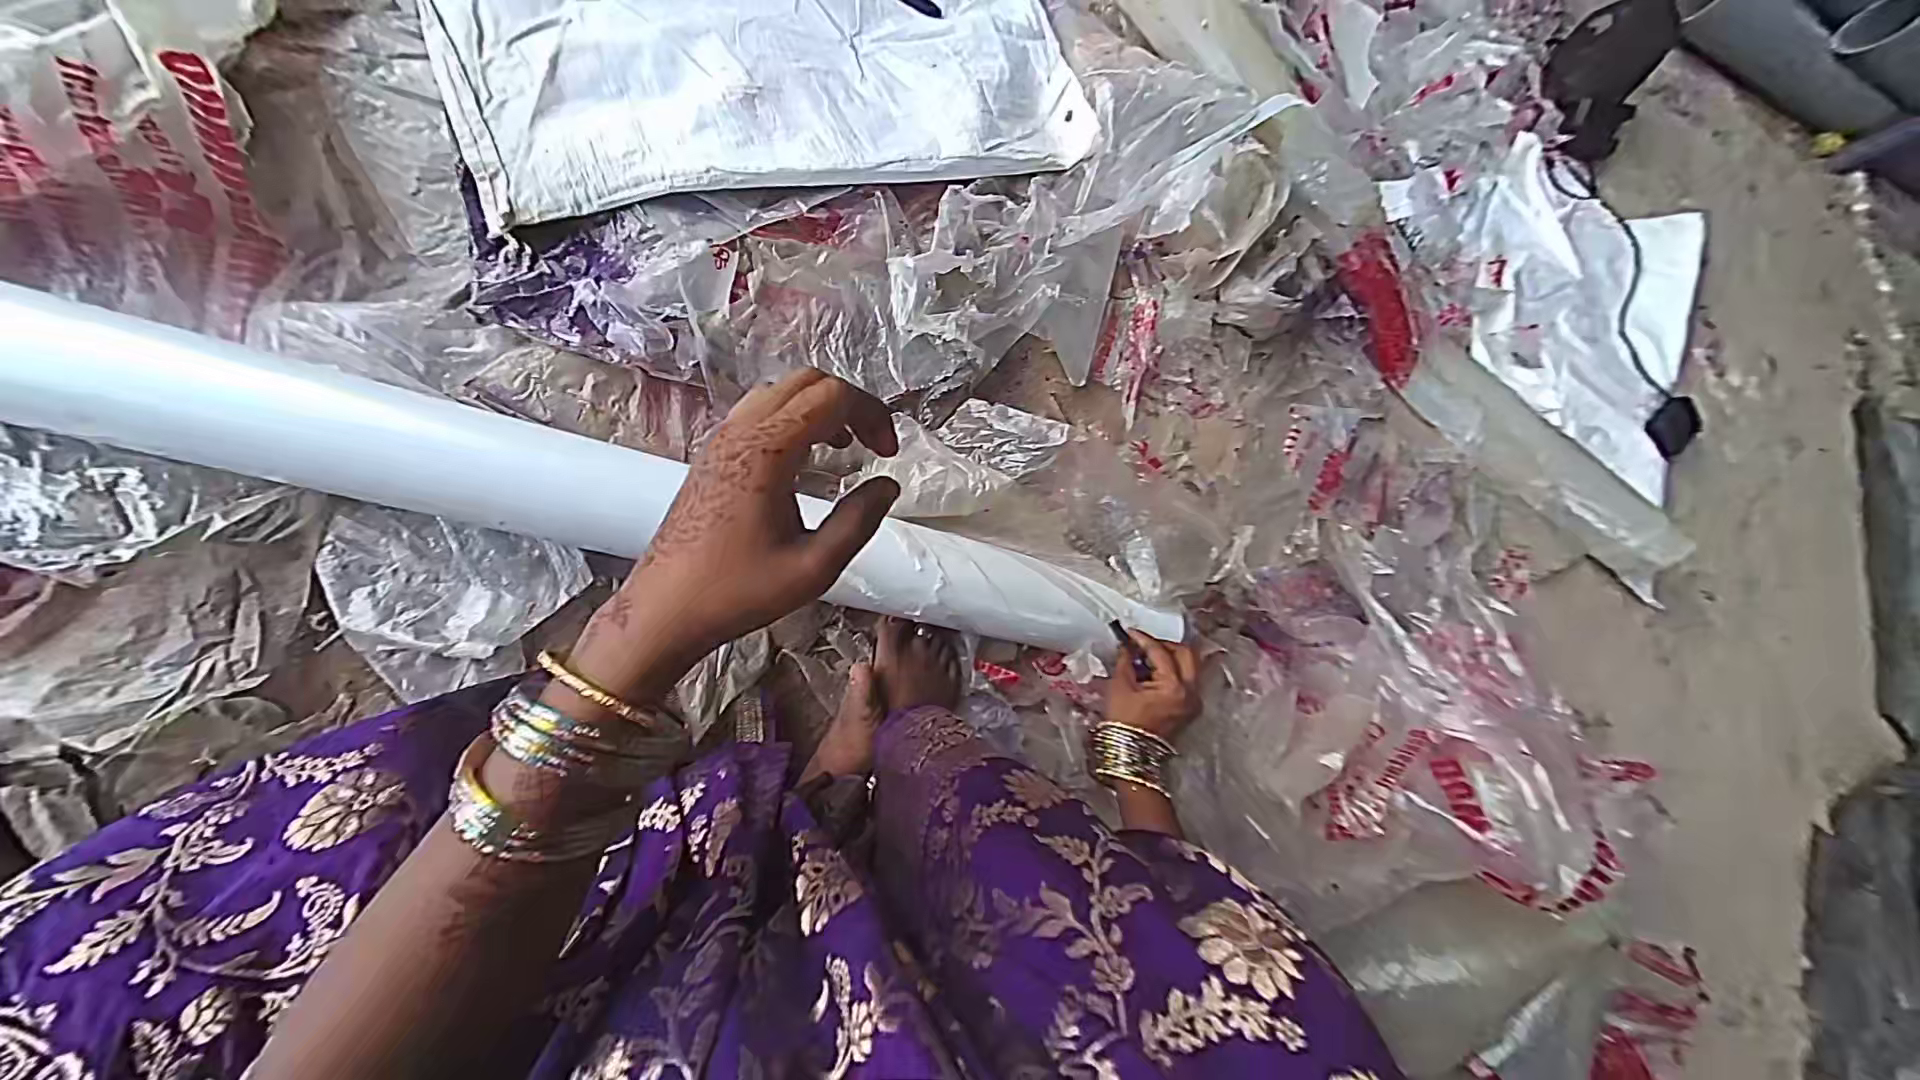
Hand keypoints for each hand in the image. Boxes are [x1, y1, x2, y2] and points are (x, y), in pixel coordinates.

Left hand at [567, 370, 900, 703]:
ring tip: (846, 448)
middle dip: (851, 404)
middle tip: (873, 444)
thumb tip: (887, 487)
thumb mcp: (814, 567)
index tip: (887, 452)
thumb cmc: (736, 591)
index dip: (871, 414)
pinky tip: (808, 461)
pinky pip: (761, 414)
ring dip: (822, 410)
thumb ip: (859, 521)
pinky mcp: (713, 456)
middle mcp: (740, 434)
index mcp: (766, 451)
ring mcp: (722, 441)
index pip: (831, 396)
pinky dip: (796, 421)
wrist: (666, 608)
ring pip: (782, 393)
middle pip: (807, 383)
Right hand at [1104, 630, 1200, 741]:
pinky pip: (1187, 678)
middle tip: (1143, 643)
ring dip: (1170, 655)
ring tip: (1147, 655)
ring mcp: (1195, 701)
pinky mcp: (1191, 707)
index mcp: (1174, 687)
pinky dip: (1173, 669)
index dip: (1143, 639)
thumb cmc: (1123, 721)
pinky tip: (1153, 669)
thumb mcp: (1120, 686)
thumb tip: (1128, 645)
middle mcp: (1192, 692)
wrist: (1131, 753)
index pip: (1161, 652)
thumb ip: (1126, 660)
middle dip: (1164, 644)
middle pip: (1186, 654)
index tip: (1129, 633)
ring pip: (1190, 665)